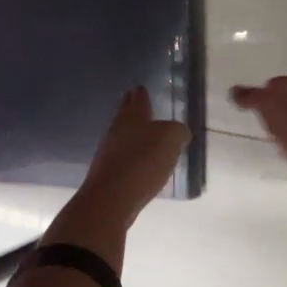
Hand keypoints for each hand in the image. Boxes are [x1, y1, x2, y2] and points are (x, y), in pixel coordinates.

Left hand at [78, 86, 190, 222]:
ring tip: (146, 137)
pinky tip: (142, 164)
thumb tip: (178, 132)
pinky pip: (123, 158)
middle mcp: (117, 130)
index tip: (140, 87)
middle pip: (125, 115)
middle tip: (138, 104)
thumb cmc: (143, 160)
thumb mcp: (172, 139)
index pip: (137, 98)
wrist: (111, 199)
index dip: (141, 93)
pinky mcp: (107, 174)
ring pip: (123, 137)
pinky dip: (132, 157)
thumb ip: (178, 131)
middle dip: (132, 109)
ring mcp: (108, 153)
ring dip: (133, 135)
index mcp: (132, 116)